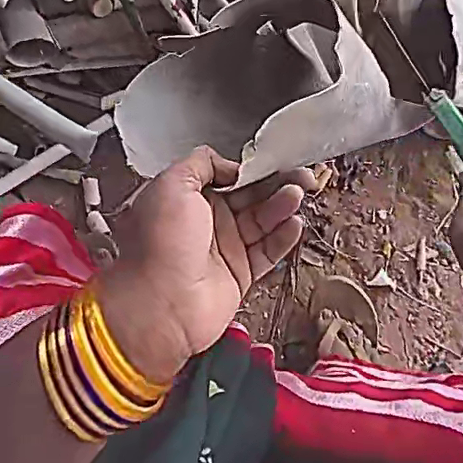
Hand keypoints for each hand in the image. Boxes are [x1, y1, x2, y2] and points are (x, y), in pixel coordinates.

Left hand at [92, 148, 314, 380]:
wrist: (161, 303)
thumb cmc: (160, 242)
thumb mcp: (172, 184)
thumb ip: (200, 164)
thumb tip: (229, 165)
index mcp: (186, 197)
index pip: (226, 176)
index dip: (250, 168)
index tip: (272, 159)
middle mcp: (205, 221)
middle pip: (249, 196)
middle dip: (275, 183)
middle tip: (302, 174)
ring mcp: (223, 248)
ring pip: (261, 221)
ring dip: (282, 206)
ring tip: (298, 194)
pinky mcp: (239, 274)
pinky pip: (267, 252)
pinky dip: (283, 237)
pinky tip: (294, 223)